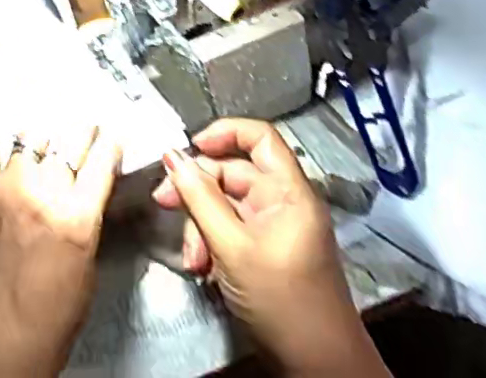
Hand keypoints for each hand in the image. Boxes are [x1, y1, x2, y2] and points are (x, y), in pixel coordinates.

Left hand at [0, 110, 121, 377]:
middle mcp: (43, 192)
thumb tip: (92, 183)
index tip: (111, 132)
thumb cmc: (49, 320)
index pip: (101, 159)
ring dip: (46, 121)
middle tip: (85, 122)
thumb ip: (89, 218)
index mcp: (77, 219)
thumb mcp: (87, 269)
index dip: (109, 141)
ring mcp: (8, 184)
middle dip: (81, 126)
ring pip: (32, 132)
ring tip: (52, 108)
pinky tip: (5, 104)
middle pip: (68, 137)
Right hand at [152, 119, 389, 377]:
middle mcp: (283, 202)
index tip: (191, 146)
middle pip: (232, 173)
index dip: (224, 132)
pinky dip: (211, 243)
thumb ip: (199, 198)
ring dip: (200, 225)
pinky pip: (230, 231)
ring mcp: (274, 228)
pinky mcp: (265, 252)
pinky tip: (202, 267)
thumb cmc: (283, 301)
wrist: (320, 371)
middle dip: (197, 191)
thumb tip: (172, 156)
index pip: (260, 137)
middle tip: (164, 203)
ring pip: (225, 205)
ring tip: (192, 258)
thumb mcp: (232, 247)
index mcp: (289, 192)